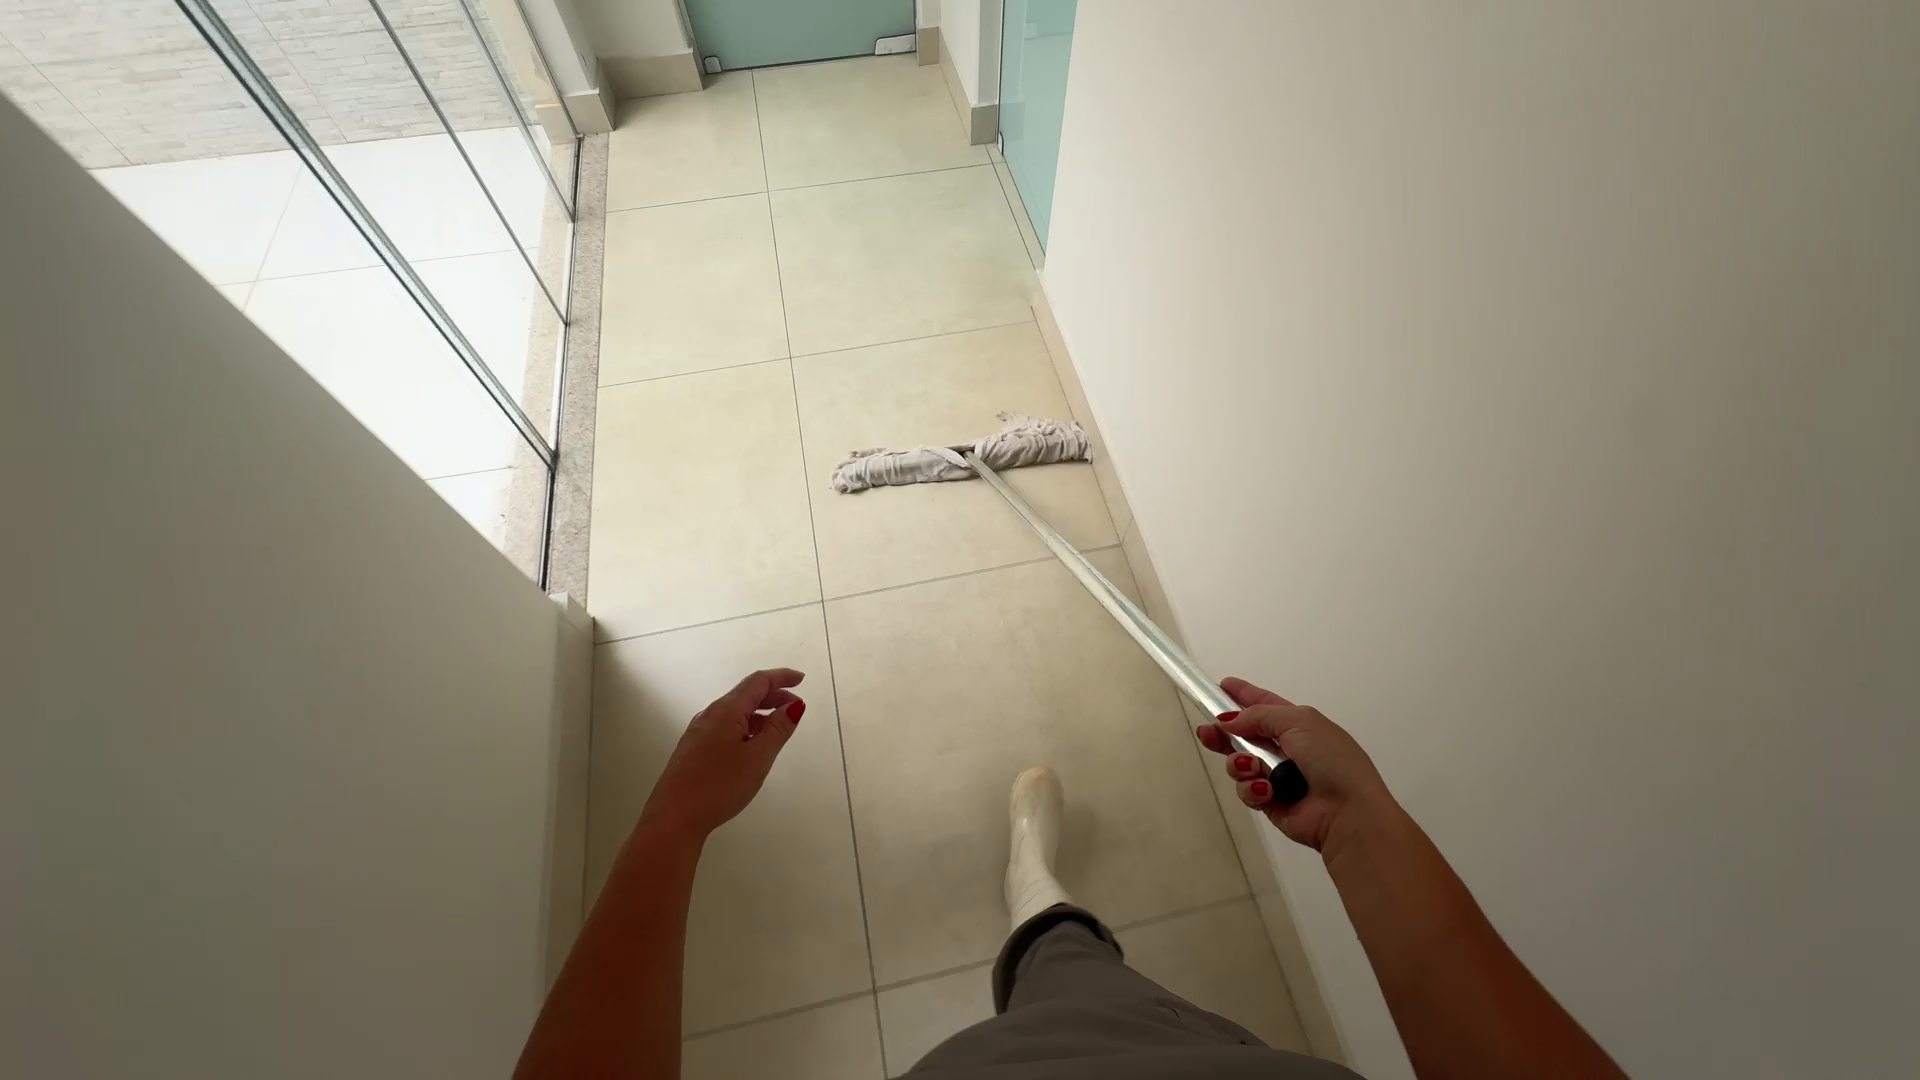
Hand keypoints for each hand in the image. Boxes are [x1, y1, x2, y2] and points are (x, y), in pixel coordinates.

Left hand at [642, 668, 805, 837]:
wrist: (673, 818)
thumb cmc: (719, 785)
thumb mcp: (758, 757)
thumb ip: (778, 729)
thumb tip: (794, 706)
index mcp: (727, 710)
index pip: (758, 682)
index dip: (781, 677)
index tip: (801, 679)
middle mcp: (710, 715)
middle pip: (746, 695)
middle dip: (774, 696)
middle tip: (796, 708)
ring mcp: (698, 732)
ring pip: (735, 713)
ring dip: (760, 714)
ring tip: (779, 729)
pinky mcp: (693, 749)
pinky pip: (726, 727)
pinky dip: (746, 727)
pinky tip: (752, 746)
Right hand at [1195, 677, 1393, 853]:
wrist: (1347, 813)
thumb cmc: (1330, 760)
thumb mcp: (1299, 722)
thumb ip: (1258, 715)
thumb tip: (1227, 721)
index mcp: (1298, 725)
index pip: (1264, 705)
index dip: (1243, 695)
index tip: (1221, 685)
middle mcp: (1286, 749)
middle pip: (1244, 735)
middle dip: (1223, 732)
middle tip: (1206, 731)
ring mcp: (1276, 776)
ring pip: (1239, 763)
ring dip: (1239, 763)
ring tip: (1250, 767)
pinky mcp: (1269, 802)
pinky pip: (1246, 790)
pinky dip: (1252, 788)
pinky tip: (1266, 790)